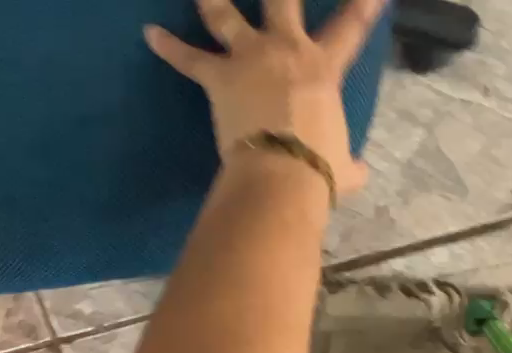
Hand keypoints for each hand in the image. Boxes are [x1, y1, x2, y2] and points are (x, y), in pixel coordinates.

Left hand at [145, 0, 386, 196]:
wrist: (283, 175)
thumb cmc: (318, 170)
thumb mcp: (343, 168)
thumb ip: (350, 166)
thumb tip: (359, 173)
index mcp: (323, 70)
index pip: (349, 29)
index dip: (362, 6)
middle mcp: (286, 51)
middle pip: (281, 0)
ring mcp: (250, 59)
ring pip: (223, 13)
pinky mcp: (219, 78)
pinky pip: (189, 60)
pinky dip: (168, 47)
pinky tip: (149, 34)